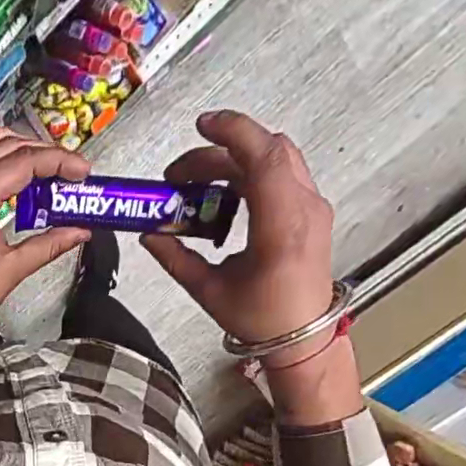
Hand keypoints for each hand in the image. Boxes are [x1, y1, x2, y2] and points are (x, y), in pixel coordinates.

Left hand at [0, 128, 92, 332]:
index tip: (83, 169)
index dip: (57, 161)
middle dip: (41, 151)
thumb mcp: (13, 269)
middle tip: (68, 166)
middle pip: (3, 146)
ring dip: (14, 144)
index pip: (22, 162)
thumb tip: (81, 231)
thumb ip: (49, 244)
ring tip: (42, 160)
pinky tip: (10, 168)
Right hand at [142, 110, 334, 347]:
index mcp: (282, 227)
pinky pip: (283, 175)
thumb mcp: (211, 291)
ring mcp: (313, 208)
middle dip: (219, 153)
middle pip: (265, 151)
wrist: (304, 339)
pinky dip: (253, 173)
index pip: (263, 157)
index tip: (202, 125)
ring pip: (276, 159)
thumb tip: (151, 235)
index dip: (232, 132)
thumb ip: (177, 259)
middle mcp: (305, 209)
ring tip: (202, 184)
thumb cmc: (264, 321)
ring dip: (236, 161)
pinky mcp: (313, 212)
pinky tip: (228, 195)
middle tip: (182, 174)